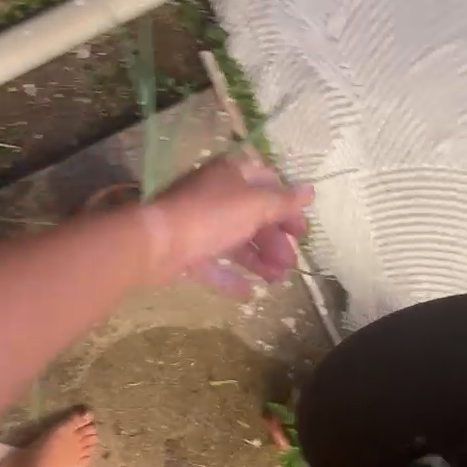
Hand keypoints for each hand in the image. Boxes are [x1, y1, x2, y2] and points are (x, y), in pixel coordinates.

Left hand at [143, 156, 311, 293]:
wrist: (156, 242)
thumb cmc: (210, 215)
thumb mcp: (254, 205)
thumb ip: (283, 201)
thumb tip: (310, 191)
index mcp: (231, 174)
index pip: (267, 182)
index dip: (287, 205)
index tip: (301, 230)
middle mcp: (214, 195)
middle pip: (253, 215)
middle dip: (274, 240)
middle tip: (290, 263)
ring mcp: (198, 224)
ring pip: (234, 241)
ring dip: (258, 260)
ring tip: (277, 280)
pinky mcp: (185, 250)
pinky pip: (213, 263)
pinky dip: (230, 276)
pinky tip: (248, 292)